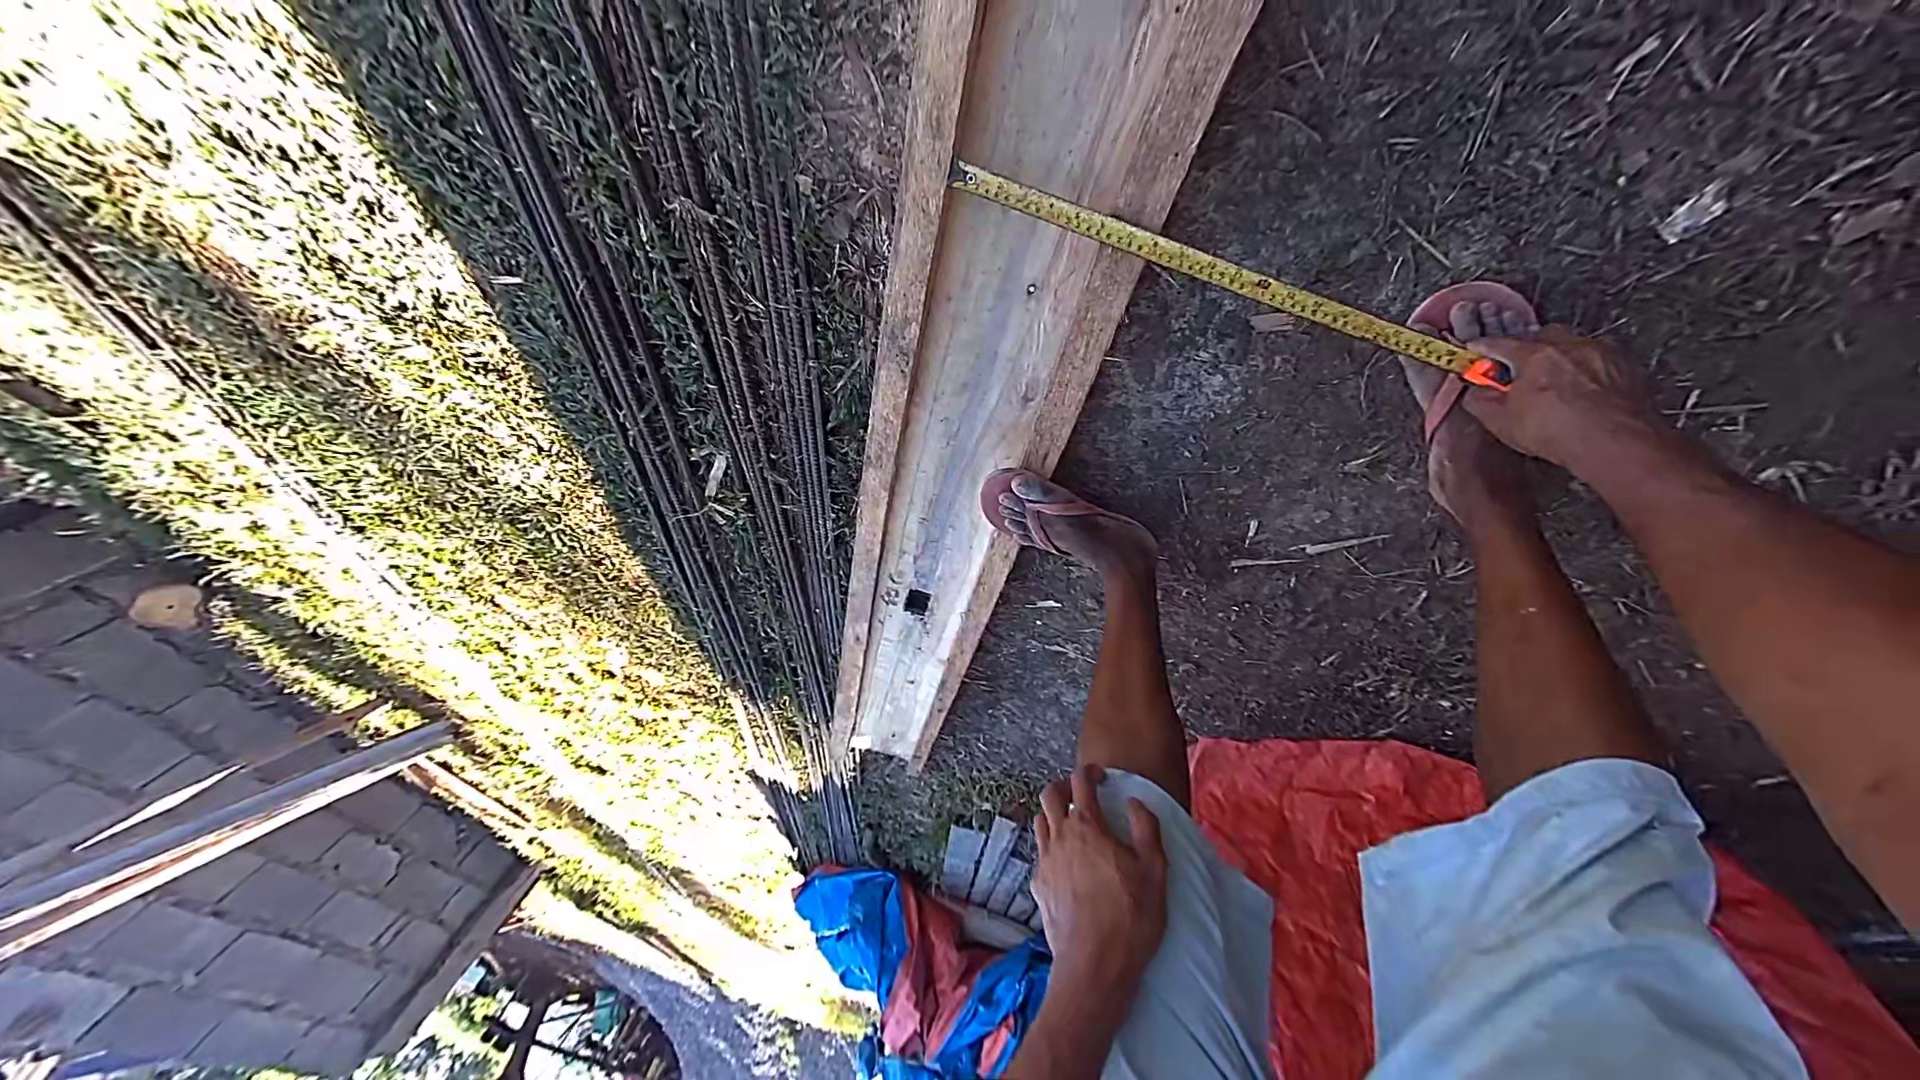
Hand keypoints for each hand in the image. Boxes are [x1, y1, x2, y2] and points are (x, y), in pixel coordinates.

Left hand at [1031, 765, 1167, 987]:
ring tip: (1073, 825)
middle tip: (1080, 794)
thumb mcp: (1154, 870)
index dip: (1089, 772)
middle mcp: (1060, 837)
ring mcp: (1044, 860)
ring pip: (1041, 821)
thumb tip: (1134, 802)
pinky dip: (1052, 846)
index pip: (1080, 782)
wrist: (1093, 966)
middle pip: (1049, 795)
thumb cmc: (1130, 917)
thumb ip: (1146, 828)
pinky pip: (1041, 852)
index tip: (1099, 775)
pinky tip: (1068, 863)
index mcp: (1087, 827)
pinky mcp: (1038, 884)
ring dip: (1054, 815)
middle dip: (1063, 786)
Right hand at [1463, 326, 1660, 468]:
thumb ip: (1480, 400)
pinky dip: (1584, 372)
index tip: (1475, 352)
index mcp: (1535, 354)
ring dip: (1558, 361)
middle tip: (1517, 372)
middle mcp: (1571, 346)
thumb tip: (1474, 390)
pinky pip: (1596, 362)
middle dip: (1527, 350)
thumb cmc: (1554, 429)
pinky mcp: (1627, 368)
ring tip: (1551, 385)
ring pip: (1573, 348)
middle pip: (1542, 337)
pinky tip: (1579, 394)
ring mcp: (1603, 355)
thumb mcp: (1498, 420)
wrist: (1613, 442)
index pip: (1499, 343)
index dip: (1482, 348)